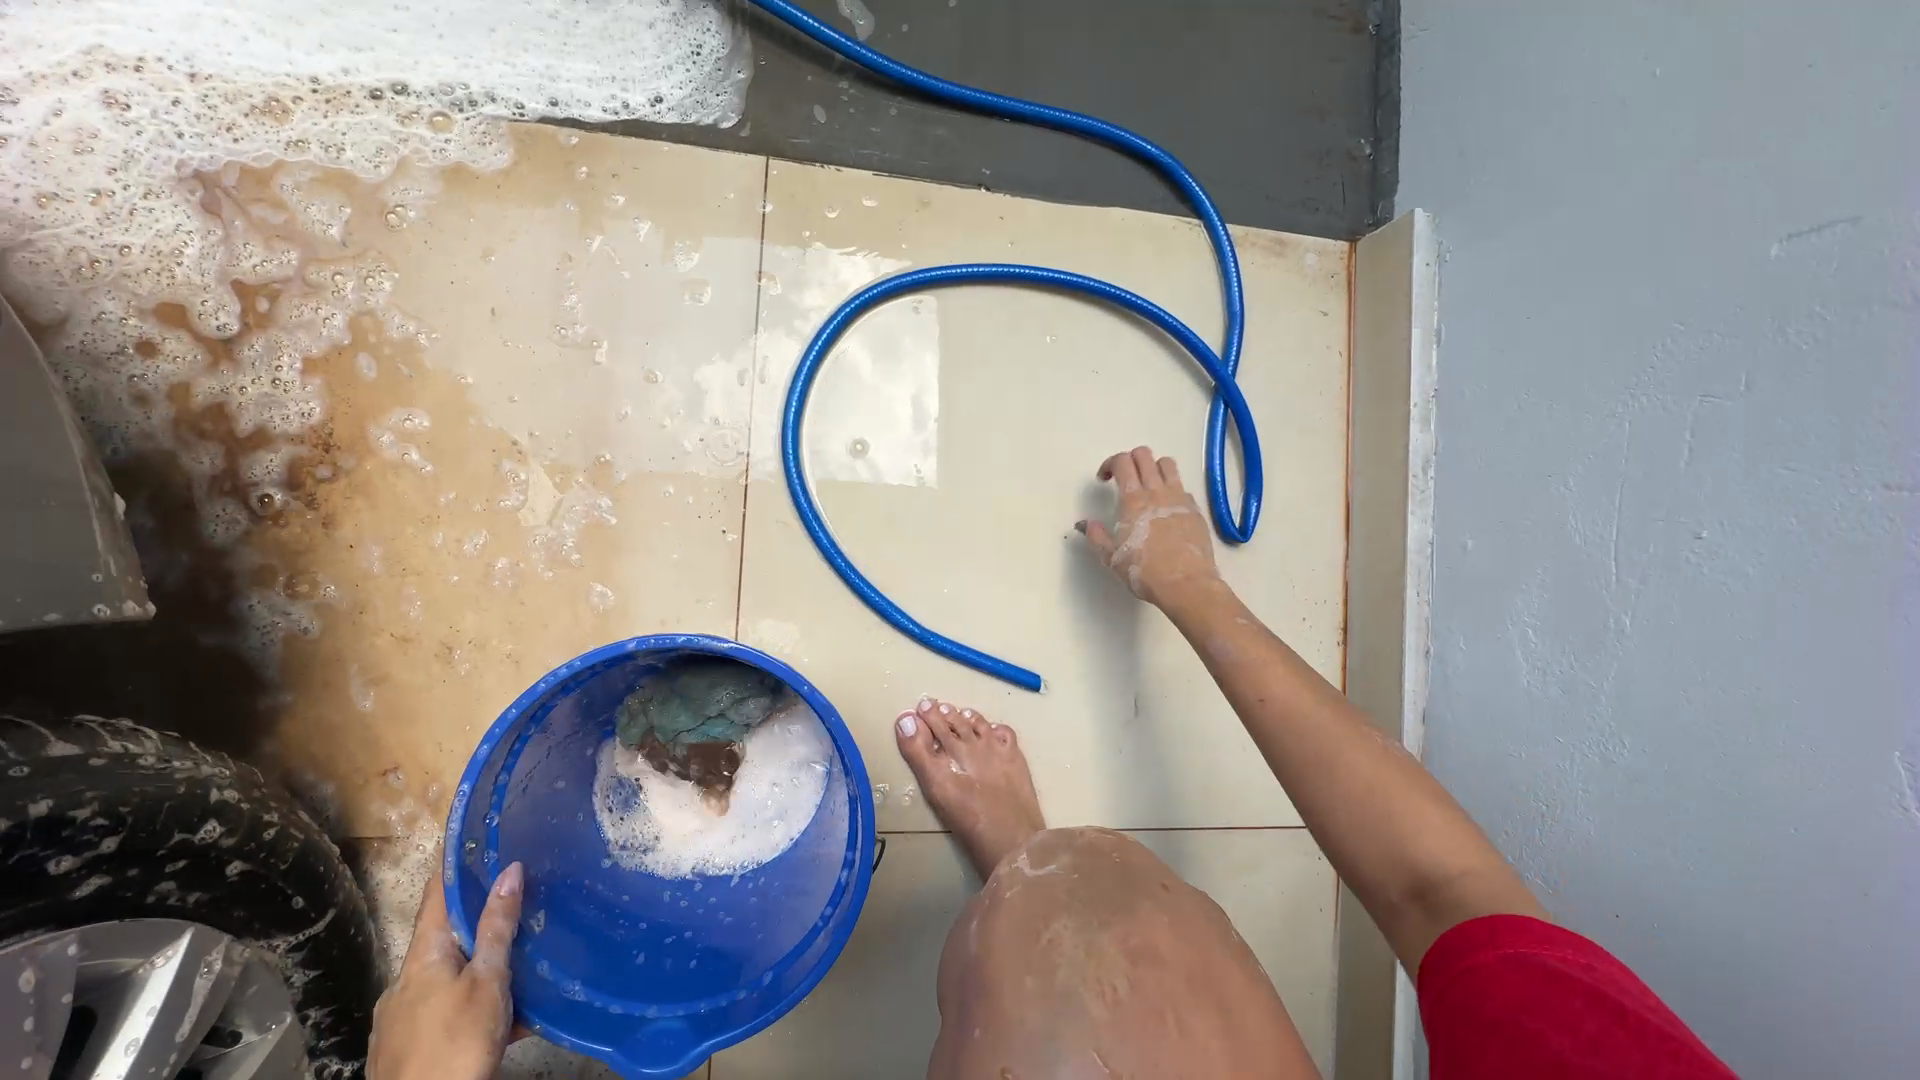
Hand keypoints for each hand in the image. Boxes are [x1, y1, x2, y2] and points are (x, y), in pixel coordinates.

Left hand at [369, 861, 524, 1079]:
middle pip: (447, 939)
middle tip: (520, 904)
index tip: (472, 837)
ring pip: (451, 977)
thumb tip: (509, 869)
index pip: (436, 896)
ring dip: (485, 969)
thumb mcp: (488, 982)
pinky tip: (510, 1019)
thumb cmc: (456, 1042)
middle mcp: (405, 982)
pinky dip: (478, 1006)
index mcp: (422, 957)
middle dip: (483, 922)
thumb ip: (498, 928)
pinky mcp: (408, 1048)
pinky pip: (448, 1011)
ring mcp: (402, 1018)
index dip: (454, 866)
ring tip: (525, 967)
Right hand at [1077, 446, 1221, 608]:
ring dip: (1153, 467)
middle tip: (1123, 478)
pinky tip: (1165, 507)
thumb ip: (1096, 536)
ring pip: (1167, 463)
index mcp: (1133, 500)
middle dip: (1130, 460)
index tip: (1104, 479)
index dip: (1110, 464)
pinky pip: (1182, 486)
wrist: (1186, 583)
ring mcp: (1179, 498)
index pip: (1122, 462)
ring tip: (1147, 485)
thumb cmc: (1144, 571)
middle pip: (1144, 455)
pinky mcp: (1195, 509)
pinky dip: (1171, 488)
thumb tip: (1085, 524)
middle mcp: (1157, 491)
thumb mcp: (1112, 558)